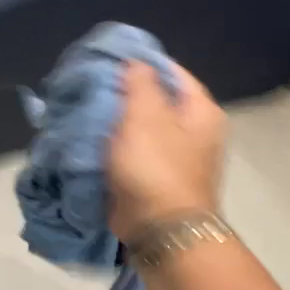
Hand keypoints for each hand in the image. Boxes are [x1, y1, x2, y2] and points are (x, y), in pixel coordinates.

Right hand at [107, 60, 226, 241]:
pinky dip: (117, 143)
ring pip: (144, 125)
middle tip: (92, 87)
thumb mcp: (144, 116)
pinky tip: (94, 140)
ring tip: (87, 112)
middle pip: (158, 99)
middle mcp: (197, 131)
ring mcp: (179, 156)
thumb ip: (140, 83)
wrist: (160, 227)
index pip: (172, 72)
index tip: (108, 62)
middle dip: (126, 93)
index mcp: (201, 111)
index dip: (141, 64)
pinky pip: (135, 150)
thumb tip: (135, 62)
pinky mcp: (159, 176)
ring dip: (118, 120)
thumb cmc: (154, 166)